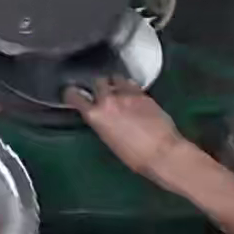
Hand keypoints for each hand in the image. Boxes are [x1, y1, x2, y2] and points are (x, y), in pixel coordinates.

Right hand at [63, 76, 188, 178]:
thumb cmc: (134, 156)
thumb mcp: (109, 140)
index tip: (72, 93)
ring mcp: (126, 94)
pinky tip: (132, 93)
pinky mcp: (143, 94)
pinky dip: (129, 86)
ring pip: (115, 77)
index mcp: (95, 116)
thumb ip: (102, 122)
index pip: (74, 96)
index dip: (71, 92)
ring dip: (114, 82)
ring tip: (118, 89)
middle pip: (97, 81)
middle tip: (102, 92)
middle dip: (99, 85)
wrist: (161, 153)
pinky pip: (131, 83)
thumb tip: (103, 116)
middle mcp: (108, 100)